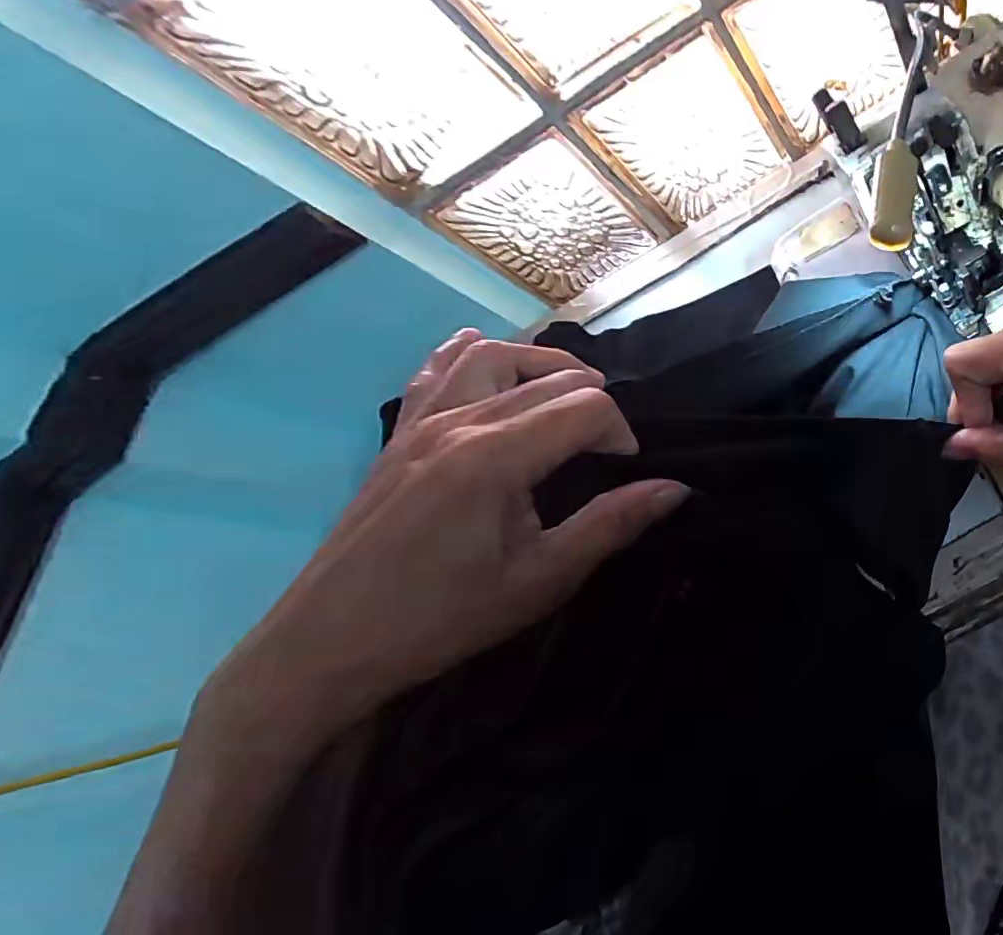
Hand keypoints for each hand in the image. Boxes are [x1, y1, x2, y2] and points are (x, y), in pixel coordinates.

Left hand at [199, 329, 687, 751]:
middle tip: (606, 447)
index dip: (620, 432)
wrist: (328, 646)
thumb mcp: (542, 580)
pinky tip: (491, 367)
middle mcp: (459, 422)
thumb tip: (674, 489)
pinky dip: (475, 356)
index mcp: (496, 458)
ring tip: (566, 393)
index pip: (585, 408)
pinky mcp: (398, 433)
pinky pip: (438, 369)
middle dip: (594, 401)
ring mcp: (421, 422)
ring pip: (494, 355)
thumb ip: (611, 525)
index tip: (626, 470)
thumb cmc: (443, 618)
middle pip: (549, 376)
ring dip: (542, 364)